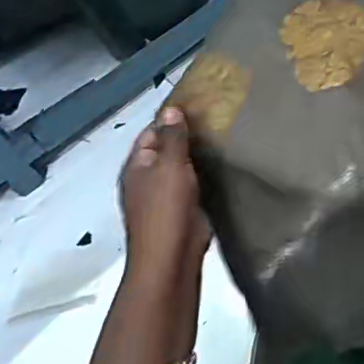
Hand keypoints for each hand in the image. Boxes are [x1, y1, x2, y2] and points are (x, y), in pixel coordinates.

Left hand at [120, 107, 210, 280]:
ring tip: (226, 135)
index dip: (173, 118)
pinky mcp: (183, 209)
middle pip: (168, 148)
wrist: (172, 259)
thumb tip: (170, 110)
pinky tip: (225, 162)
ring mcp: (165, 196)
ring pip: (183, 166)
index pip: (153, 131)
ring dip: (200, 155)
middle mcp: (147, 179)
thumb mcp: (169, 165)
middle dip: (189, 135)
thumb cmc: (166, 208)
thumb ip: (172, 137)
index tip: (200, 104)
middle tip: (219, 117)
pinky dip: (206, 173)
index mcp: (137, 166)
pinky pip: (195, 183)